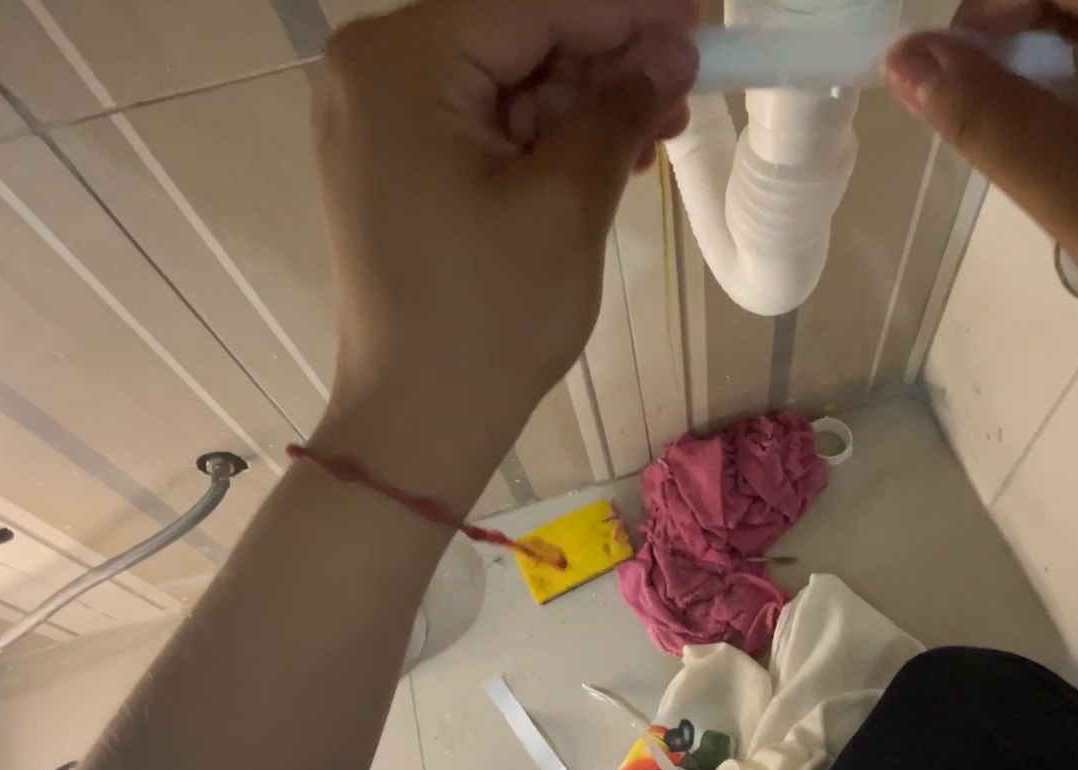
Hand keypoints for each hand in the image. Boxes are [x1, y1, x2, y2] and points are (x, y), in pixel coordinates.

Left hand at [313, 0, 697, 433]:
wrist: (422, 419)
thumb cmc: (490, 320)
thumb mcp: (565, 207)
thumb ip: (618, 112)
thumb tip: (672, 51)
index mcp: (400, 64)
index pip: (533, 3)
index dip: (627, 8)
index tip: (701, 15)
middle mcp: (376, 75)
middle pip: (517, 36)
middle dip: (607, 57)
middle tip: (689, 77)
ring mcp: (383, 125)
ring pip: (509, 86)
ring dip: (587, 102)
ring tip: (664, 122)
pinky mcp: (403, 171)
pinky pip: (488, 132)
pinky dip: (550, 140)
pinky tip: (613, 151)